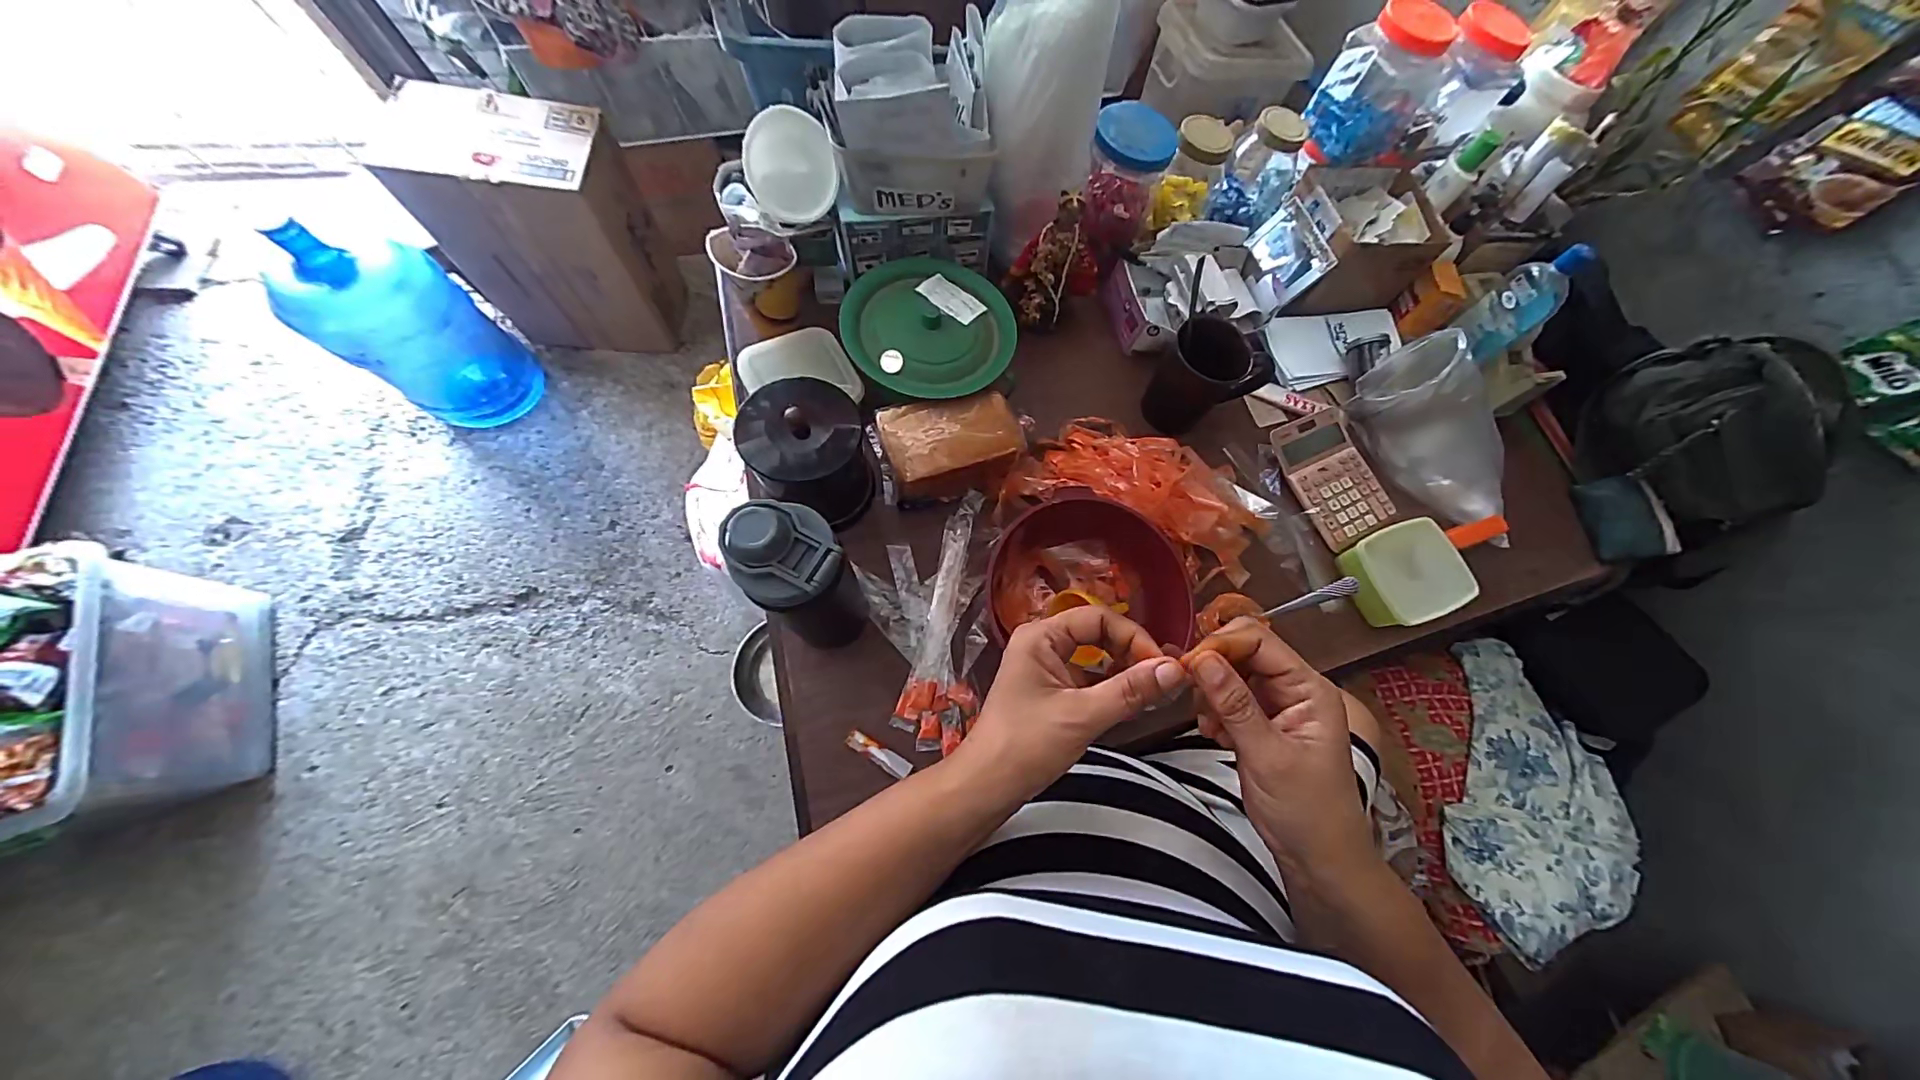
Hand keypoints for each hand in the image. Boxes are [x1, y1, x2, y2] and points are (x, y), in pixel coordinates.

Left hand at [958, 606, 1186, 799]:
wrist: (987, 784)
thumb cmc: (1025, 745)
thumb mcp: (1082, 715)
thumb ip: (1130, 690)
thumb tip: (1173, 669)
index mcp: (1040, 636)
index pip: (1098, 618)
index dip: (1133, 637)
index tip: (1161, 665)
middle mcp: (1040, 645)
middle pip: (1097, 634)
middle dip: (1130, 652)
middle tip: (1161, 678)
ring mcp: (1044, 668)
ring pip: (1094, 657)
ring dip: (1123, 671)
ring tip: (1153, 690)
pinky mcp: (1050, 692)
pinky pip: (1088, 679)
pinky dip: (1110, 688)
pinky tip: (1132, 702)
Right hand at [1182, 618, 1375, 879]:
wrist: (1319, 858)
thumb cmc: (1308, 812)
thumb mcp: (1266, 755)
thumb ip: (1233, 703)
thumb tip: (1203, 659)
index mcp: (1309, 688)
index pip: (1258, 640)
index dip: (1221, 646)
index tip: (1190, 666)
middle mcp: (1293, 689)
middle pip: (1242, 652)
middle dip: (1212, 669)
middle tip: (1194, 697)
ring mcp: (1276, 705)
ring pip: (1229, 674)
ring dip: (1211, 694)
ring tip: (1211, 725)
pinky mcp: (1260, 721)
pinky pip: (1226, 697)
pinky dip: (1213, 711)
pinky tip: (1215, 734)